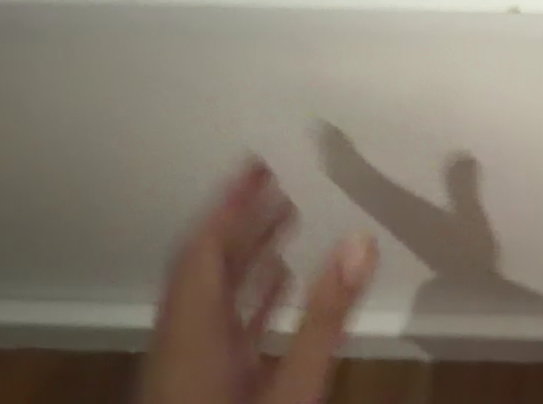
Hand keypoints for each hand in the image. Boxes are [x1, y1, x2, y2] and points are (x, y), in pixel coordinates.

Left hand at [140, 159, 377, 403]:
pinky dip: (253, 296)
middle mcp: (181, 354)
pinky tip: (285, 284)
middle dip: (242, 222)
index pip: (203, 257)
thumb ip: (325, 316)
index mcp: (191, 345)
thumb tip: (361, 238)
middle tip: (283, 177)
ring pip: (213, 302)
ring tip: (292, 216)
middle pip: (204, 274)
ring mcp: (188, 378)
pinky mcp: (203, 394)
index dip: (226, 206)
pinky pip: (224, 329)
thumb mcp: (292, 391)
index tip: (256, 163)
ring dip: (249, 256)